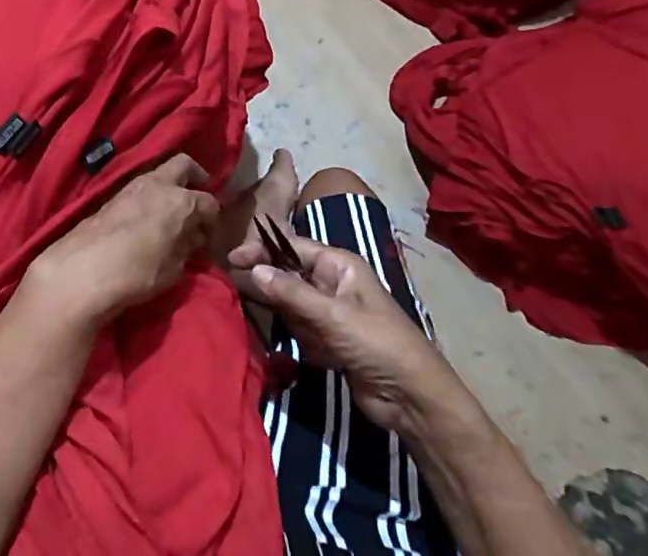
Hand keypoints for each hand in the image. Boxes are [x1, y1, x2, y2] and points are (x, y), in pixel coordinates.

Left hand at [22, 155, 220, 329]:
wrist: (86, 267)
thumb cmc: (139, 271)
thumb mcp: (175, 267)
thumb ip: (187, 247)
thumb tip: (192, 237)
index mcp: (181, 200)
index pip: (209, 202)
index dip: (213, 220)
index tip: (208, 237)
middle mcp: (158, 184)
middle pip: (184, 165)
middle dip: (196, 178)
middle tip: (197, 201)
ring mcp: (133, 185)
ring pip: (159, 173)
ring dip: (170, 187)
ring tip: (172, 213)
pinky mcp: (113, 194)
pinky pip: (140, 186)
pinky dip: (151, 195)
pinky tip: (150, 216)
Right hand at [230, 233, 469, 436]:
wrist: (414, 401)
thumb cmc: (379, 345)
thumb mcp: (333, 316)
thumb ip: (291, 292)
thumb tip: (253, 269)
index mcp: (339, 265)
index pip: (290, 246)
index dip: (261, 249)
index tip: (233, 259)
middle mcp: (332, 282)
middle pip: (286, 272)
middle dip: (268, 283)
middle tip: (242, 290)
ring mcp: (329, 310)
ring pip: (289, 301)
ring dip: (284, 314)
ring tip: (287, 326)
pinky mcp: (327, 337)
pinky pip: (298, 325)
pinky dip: (296, 334)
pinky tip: (311, 350)